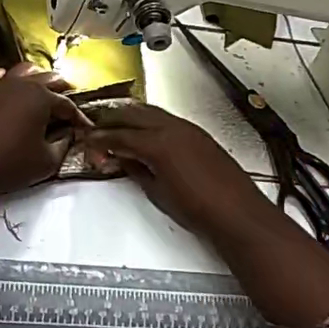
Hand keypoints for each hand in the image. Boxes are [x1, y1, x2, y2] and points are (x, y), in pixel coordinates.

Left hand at [0, 63, 88, 199]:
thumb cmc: (11, 164)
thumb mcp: (48, 161)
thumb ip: (63, 145)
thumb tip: (68, 135)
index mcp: (41, 98)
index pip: (66, 104)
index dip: (78, 117)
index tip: (85, 128)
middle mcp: (20, 85)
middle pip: (46, 80)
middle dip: (60, 90)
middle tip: (66, 106)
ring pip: (20, 71)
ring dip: (33, 77)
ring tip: (40, 88)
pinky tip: (0, 81)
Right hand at [83, 104, 266, 237]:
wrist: (239, 216)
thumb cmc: (200, 210)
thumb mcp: (156, 193)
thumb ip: (135, 170)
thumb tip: (122, 159)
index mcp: (157, 144)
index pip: (119, 135)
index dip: (100, 139)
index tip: (89, 143)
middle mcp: (172, 128)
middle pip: (131, 114)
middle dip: (111, 122)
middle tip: (98, 132)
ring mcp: (187, 128)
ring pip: (149, 111)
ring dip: (130, 118)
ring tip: (118, 130)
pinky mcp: (198, 134)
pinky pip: (166, 118)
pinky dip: (148, 121)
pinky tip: (145, 134)